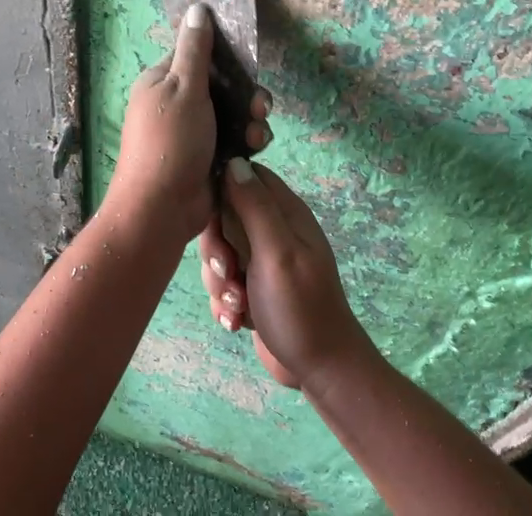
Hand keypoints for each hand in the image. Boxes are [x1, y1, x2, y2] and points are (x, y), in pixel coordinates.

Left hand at [109, 3, 272, 248]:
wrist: (162, 209)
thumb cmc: (169, 142)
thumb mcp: (184, 88)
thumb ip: (195, 50)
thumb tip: (197, 8)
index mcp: (162, 80)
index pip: (197, 55)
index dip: (225, 57)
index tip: (248, 63)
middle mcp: (175, 102)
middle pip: (221, 85)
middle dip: (244, 94)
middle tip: (259, 105)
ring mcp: (192, 131)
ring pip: (231, 113)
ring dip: (249, 120)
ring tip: (256, 134)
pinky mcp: (207, 155)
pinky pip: (233, 138)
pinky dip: (245, 140)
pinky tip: (254, 148)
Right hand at [198, 159, 374, 389]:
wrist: (320, 370)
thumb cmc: (301, 307)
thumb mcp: (276, 252)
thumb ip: (254, 206)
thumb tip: (232, 161)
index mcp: (285, 213)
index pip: (244, 177)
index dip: (221, 191)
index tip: (211, 219)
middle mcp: (273, 232)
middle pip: (224, 218)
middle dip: (215, 248)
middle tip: (226, 271)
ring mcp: (262, 262)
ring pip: (219, 254)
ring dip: (219, 282)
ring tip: (237, 305)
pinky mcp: (252, 289)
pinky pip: (222, 284)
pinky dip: (224, 303)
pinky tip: (236, 321)